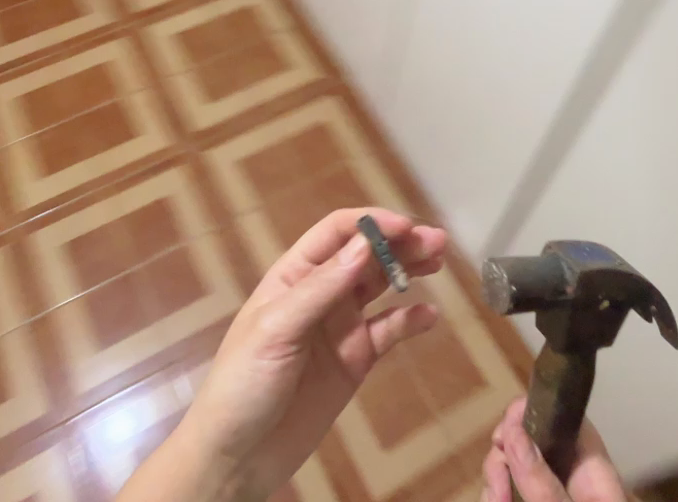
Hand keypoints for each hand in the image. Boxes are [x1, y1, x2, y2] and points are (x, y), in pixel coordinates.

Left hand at [127, 207, 447, 500]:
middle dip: (399, 243)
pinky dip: (411, 321)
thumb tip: (362, 245)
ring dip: (408, 270)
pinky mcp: (354, 360)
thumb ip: (320, 288)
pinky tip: (431, 315)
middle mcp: (320, 292)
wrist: (237, 455)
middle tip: (437, 241)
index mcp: (293, 275)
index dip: (370, 223)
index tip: (405, 226)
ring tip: (440, 260)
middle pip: (365, 255)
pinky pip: (388, 332)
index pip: (336, 233)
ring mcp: (339, 326)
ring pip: (380, 286)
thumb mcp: (275, 329)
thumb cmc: (243, 382)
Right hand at [481, 397, 627, 501]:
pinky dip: (495, 493)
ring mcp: (553, 489)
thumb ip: (544, 482)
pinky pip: (508, 489)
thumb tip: (512, 432)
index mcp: (592, 468)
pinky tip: (493, 501)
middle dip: (503, 456)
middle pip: (527, 439)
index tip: (503, 435)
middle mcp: (570, 474)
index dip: (526, 412)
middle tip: (496, 485)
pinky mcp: (534, 498)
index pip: (560, 416)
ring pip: (512, 466)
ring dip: (494, 478)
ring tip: (494, 500)